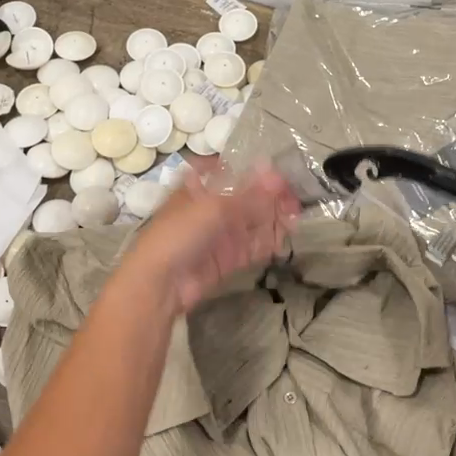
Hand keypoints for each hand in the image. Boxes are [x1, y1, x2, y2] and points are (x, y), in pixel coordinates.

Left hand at [121, 162, 300, 312]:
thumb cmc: (179, 234)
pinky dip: (269, 241)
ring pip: (254, 222)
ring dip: (274, 219)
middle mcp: (212, 208)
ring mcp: (221, 234)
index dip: (256, 172)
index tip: (279, 175)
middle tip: (294, 200)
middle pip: (248, 198)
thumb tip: (275, 172)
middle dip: (271, 198)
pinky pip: (253, 246)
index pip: (232, 172)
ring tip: (295, 218)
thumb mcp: (213, 207)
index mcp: (200, 187)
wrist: (161, 284)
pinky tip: (284, 236)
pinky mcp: (229, 258)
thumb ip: (248, 192)